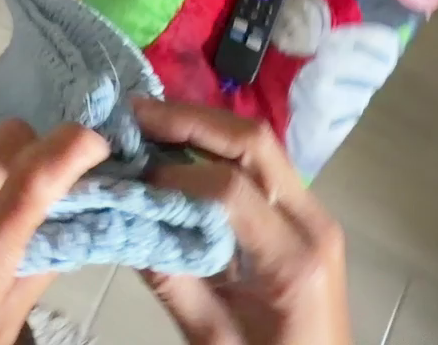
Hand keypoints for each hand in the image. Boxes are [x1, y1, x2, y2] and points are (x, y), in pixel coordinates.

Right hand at [134, 98, 352, 344]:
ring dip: (202, 122)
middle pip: (253, 142)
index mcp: (295, 259)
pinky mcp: (303, 208)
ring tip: (152, 118)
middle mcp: (313, 220)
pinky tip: (181, 140)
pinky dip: (215, 140)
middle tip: (138, 114)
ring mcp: (313, 209)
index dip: (179, 174)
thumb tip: (123, 220)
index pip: (233, 189)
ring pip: (257, 140)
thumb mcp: (215, 340)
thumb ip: (171, 280)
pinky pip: (259, 158)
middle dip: (191, 120)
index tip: (137, 178)